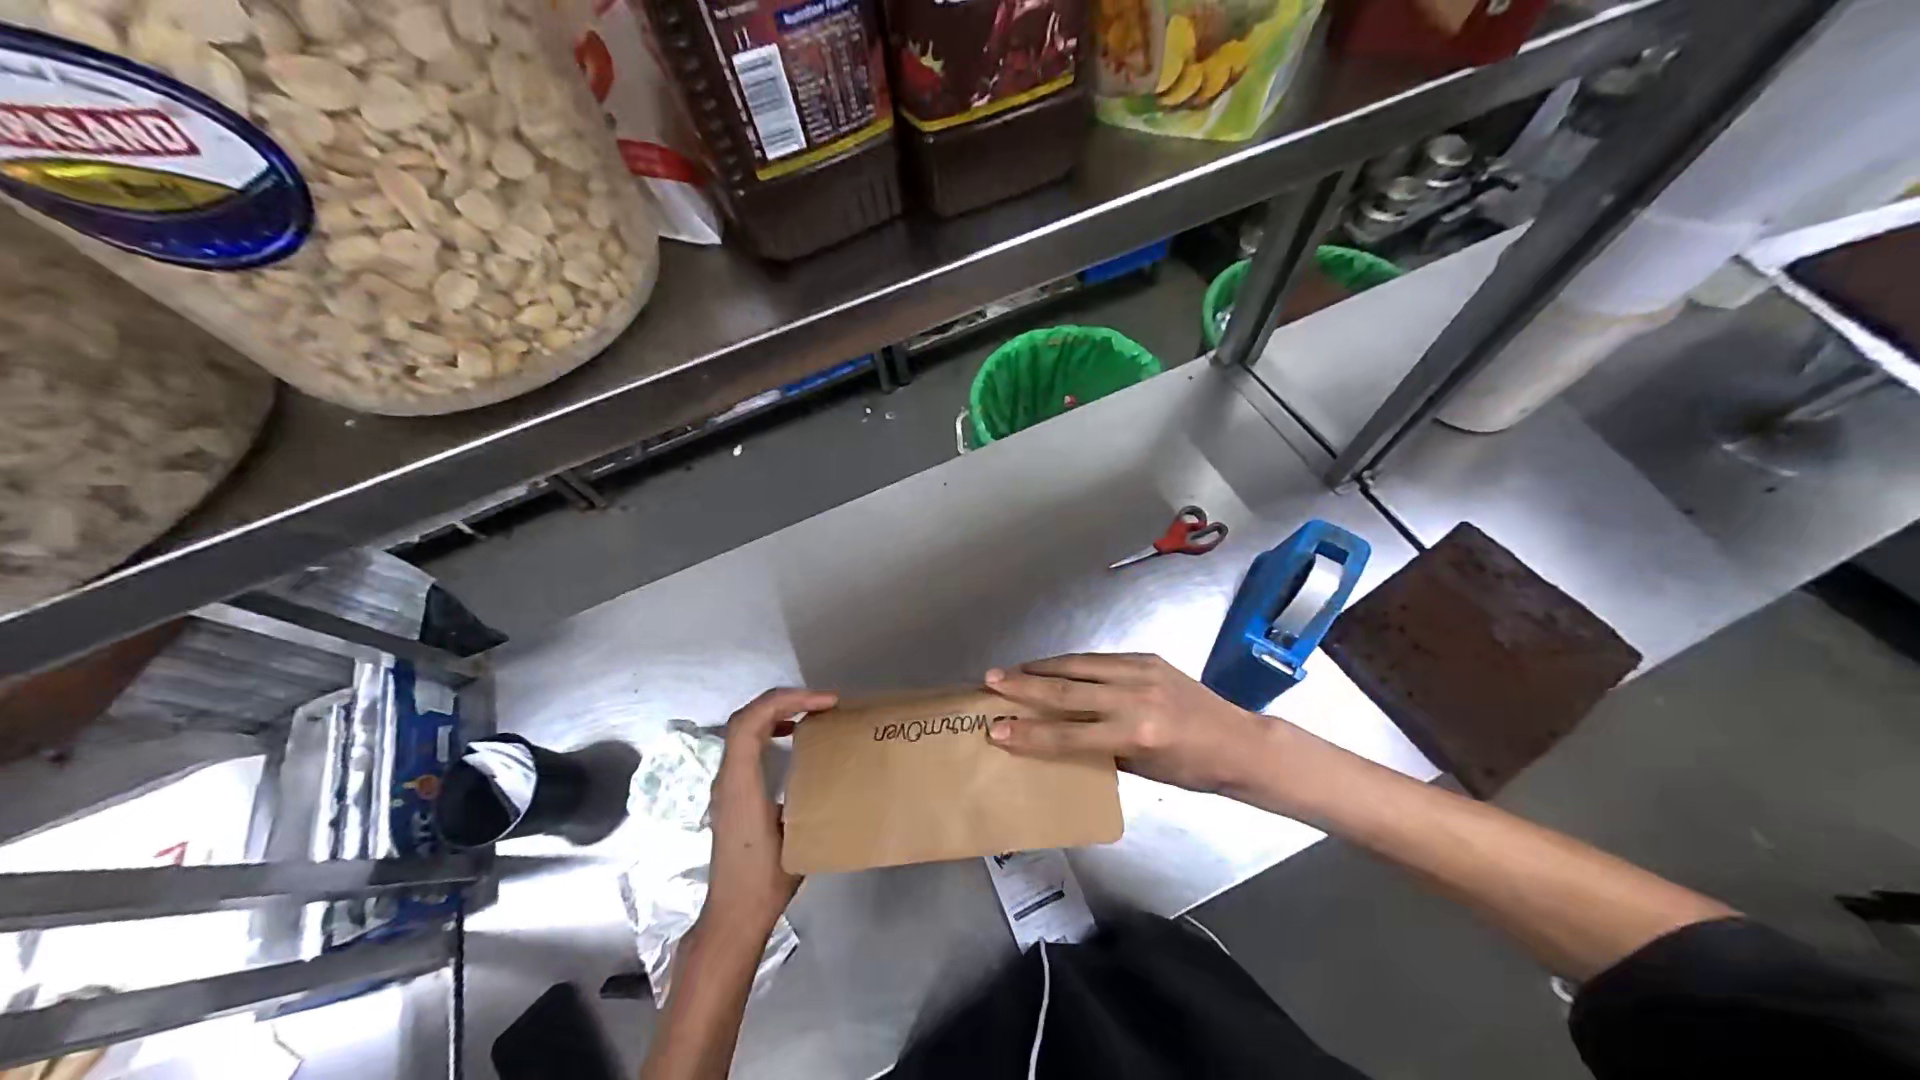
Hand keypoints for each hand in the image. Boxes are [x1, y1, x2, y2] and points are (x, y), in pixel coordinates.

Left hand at [706, 687, 836, 931]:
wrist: (734, 914)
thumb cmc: (766, 879)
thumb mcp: (796, 834)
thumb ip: (807, 794)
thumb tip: (836, 766)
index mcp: (740, 783)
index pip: (751, 722)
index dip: (787, 700)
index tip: (825, 702)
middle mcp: (727, 778)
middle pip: (745, 717)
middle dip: (785, 699)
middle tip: (824, 701)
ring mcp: (726, 784)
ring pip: (744, 729)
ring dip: (777, 711)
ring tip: (812, 710)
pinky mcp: (732, 793)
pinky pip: (746, 744)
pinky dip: (770, 728)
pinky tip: (793, 736)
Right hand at [984, 653, 1281, 794]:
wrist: (1239, 742)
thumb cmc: (1192, 770)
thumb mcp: (1141, 770)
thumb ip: (1101, 749)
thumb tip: (1060, 736)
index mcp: (1135, 735)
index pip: (1069, 735)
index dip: (1029, 734)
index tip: (997, 729)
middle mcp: (1135, 699)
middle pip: (1066, 691)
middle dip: (1024, 687)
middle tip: (991, 682)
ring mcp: (1141, 672)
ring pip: (1079, 665)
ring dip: (1042, 667)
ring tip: (1012, 670)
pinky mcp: (1147, 658)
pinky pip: (1099, 659)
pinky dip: (1070, 663)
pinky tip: (1052, 666)